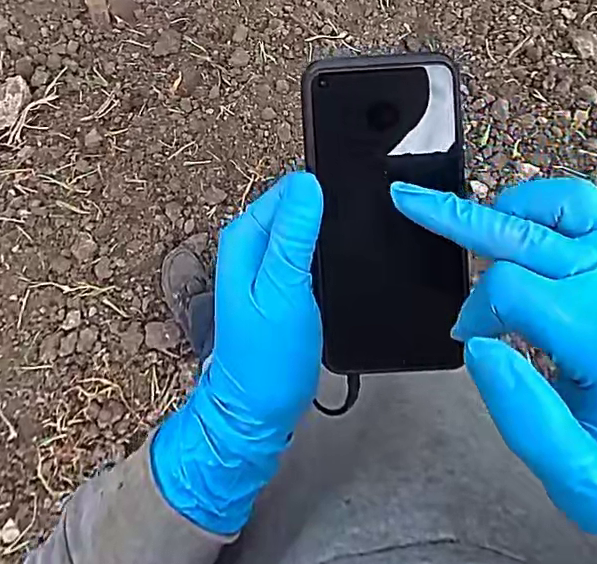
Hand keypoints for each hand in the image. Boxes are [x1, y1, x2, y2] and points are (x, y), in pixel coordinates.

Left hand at [150, 171, 323, 533]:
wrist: (256, 413)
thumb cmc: (268, 358)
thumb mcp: (284, 290)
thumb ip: (295, 235)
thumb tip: (308, 183)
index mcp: (245, 236)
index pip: (288, 189)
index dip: (320, 195)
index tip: (346, 212)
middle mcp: (249, 244)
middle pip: (295, 206)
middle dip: (323, 213)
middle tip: (351, 236)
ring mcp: (261, 264)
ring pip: (301, 228)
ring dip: (323, 234)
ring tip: (347, 250)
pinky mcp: (276, 281)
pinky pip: (302, 251)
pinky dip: (320, 254)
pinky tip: (334, 267)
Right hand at [392, 178, 596, 563]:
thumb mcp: (586, 484)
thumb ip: (523, 417)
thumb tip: (477, 344)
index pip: (515, 292)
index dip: (476, 313)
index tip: (470, 341)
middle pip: (527, 234)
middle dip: (455, 217)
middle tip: (406, 199)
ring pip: (561, 204)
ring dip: (508, 211)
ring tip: (473, 224)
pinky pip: (591, 206)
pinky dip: (545, 205)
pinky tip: (521, 223)